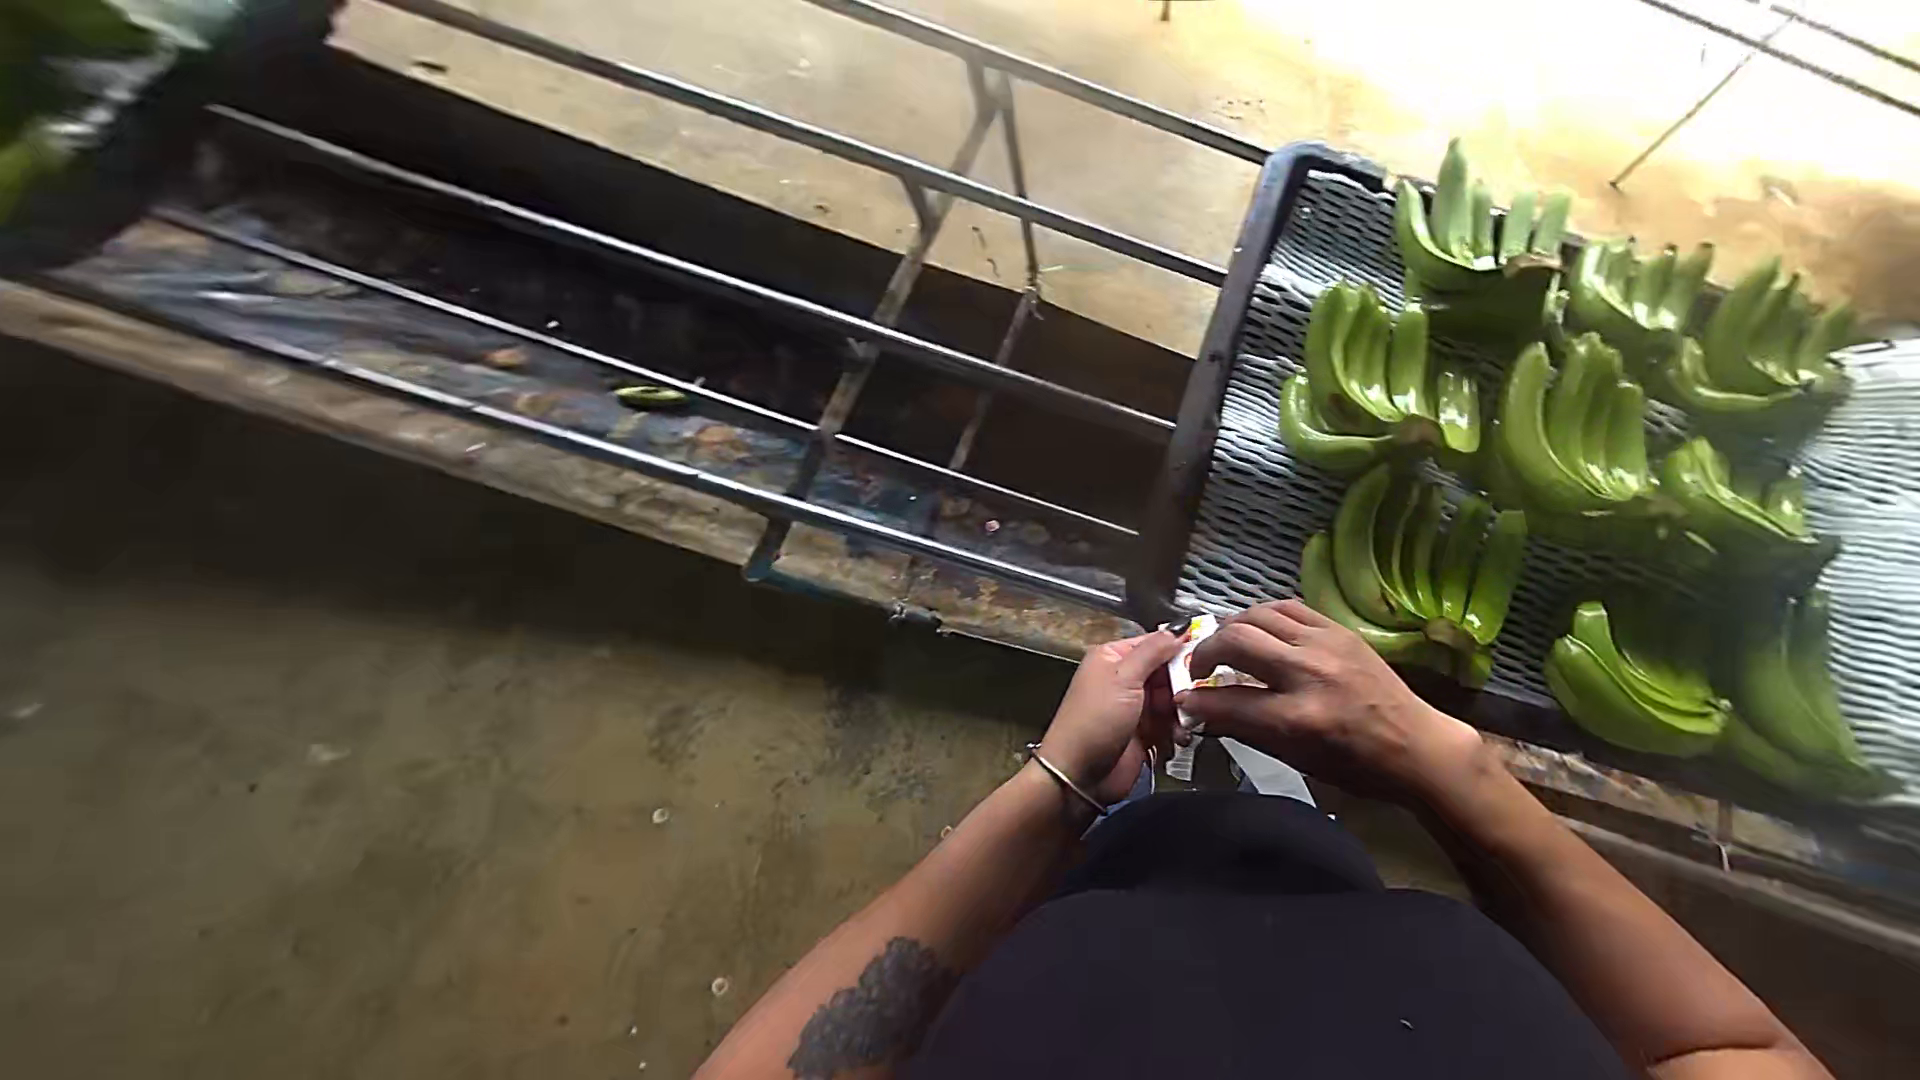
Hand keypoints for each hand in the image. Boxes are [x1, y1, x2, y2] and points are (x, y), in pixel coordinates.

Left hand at [1037, 630, 1182, 804]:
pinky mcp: (1145, 732)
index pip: (1153, 643)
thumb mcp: (1123, 677)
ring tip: (1183, 722)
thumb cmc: (1093, 721)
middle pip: (1168, 671)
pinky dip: (1178, 730)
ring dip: (1182, 711)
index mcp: (1113, 658)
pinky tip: (1177, 738)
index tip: (1204, 656)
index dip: (1178, 648)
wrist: (1081, 774)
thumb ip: (1152, 651)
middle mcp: (1124, 679)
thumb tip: (1176, 630)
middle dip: (1183, 685)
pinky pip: (1172, 724)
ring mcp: (1135, 706)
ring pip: (1174, 699)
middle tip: (1191, 695)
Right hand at [1176, 600, 1484, 805]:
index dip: (1196, 700)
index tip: (1183, 698)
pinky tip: (1256, 630)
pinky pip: (1285, 606)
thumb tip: (1199, 709)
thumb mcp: (1294, 757)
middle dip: (1204, 653)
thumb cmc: (1355, 763)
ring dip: (1229, 629)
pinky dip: (1261, 616)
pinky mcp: (1338, 630)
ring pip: (1255, 616)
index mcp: (1300, 717)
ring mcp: (1325, 645)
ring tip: (1225, 645)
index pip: (1228, 700)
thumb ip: (1242, 727)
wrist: (1418, 746)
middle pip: (1235, 642)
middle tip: (1200, 667)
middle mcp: (1309, 673)